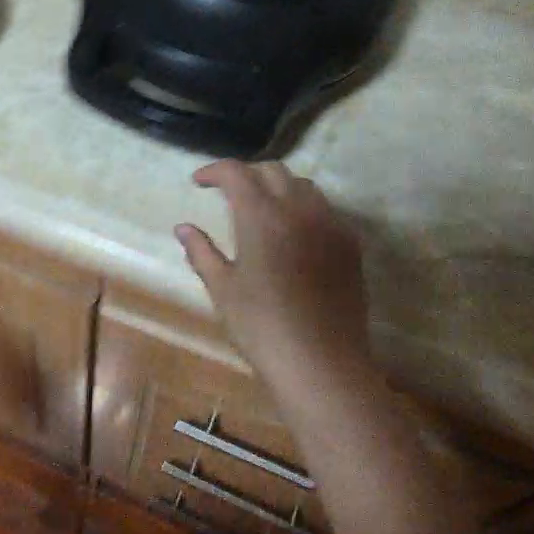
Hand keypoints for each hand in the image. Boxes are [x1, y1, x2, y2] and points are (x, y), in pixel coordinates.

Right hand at [175, 160, 370, 373]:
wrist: (322, 363)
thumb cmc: (261, 327)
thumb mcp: (222, 289)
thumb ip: (201, 252)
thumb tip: (183, 228)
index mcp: (261, 216)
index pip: (236, 173)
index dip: (214, 171)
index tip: (198, 182)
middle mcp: (299, 209)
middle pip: (272, 170)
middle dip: (246, 175)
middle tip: (226, 194)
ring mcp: (330, 225)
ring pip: (303, 186)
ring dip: (277, 187)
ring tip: (260, 209)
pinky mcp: (350, 245)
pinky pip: (324, 210)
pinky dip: (302, 208)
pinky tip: (291, 234)